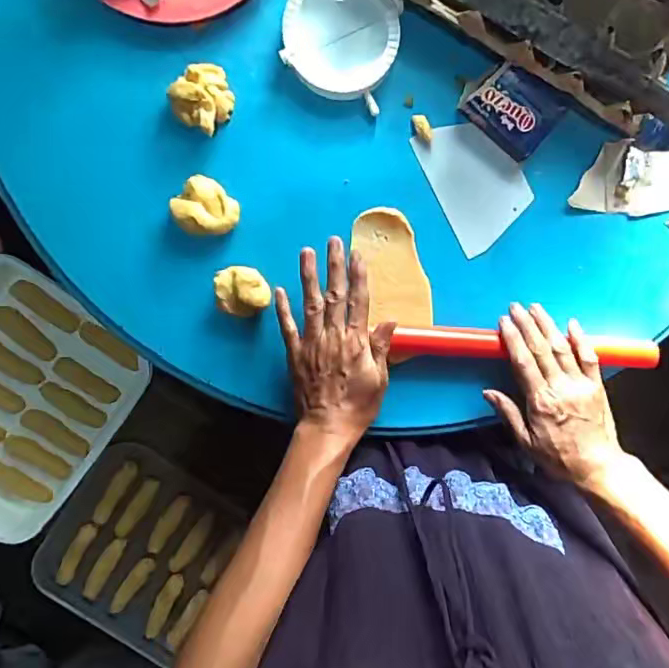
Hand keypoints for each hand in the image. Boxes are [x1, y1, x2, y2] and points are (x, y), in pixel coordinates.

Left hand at [276, 237, 394, 441]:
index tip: (357, 254)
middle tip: (333, 240)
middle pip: (335, 295)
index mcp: (356, 341)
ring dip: (308, 276)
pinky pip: (287, 327)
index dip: (359, 276)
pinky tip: (279, 289)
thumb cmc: (358, 406)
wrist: (327, 427)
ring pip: (310, 303)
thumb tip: (389, 320)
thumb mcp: (380, 379)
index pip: (359, 301)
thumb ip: (381, 347)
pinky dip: (283, 308)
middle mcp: (333, 336)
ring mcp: (311, 343)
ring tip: (306, 252)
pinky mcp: (294, 354)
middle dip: (334, 266)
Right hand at [485, 303, 625, 492]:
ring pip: (562, 348)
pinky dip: (581, 339)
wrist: (598, 467)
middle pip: (541, 349)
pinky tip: (572, 324)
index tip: (503, 322)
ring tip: (537, 308)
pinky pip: (590, 358)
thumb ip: (507, 413)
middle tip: (516, 307)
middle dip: (527, 325)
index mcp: (540, 401)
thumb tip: (488, 392)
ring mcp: (581, 385)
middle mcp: (560, 388)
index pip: (523, 362)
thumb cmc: (558, 457)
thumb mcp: (525, 441)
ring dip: (548, 325)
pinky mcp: (597, 386)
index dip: (513, 339)